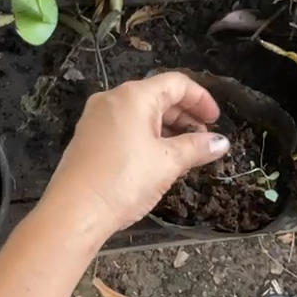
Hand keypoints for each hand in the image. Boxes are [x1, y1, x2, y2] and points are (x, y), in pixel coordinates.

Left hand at [39, 72, 227, 241]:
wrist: (74, 212)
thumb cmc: (124, 181)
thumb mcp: (168, 163)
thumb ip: (197, 148)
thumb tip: (222, 142)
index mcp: (134, 96)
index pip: (177, 83)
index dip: (201, 99)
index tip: (216, 121)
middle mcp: (113, 99)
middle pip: (158, 96)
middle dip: (186, 115)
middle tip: (204, 139)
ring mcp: (97, 118)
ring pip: (141, 113)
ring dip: (168, 128)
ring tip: (185, 152)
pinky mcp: (89, 137)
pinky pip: (126, 127)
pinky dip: (147, 136)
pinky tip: (158, 159)